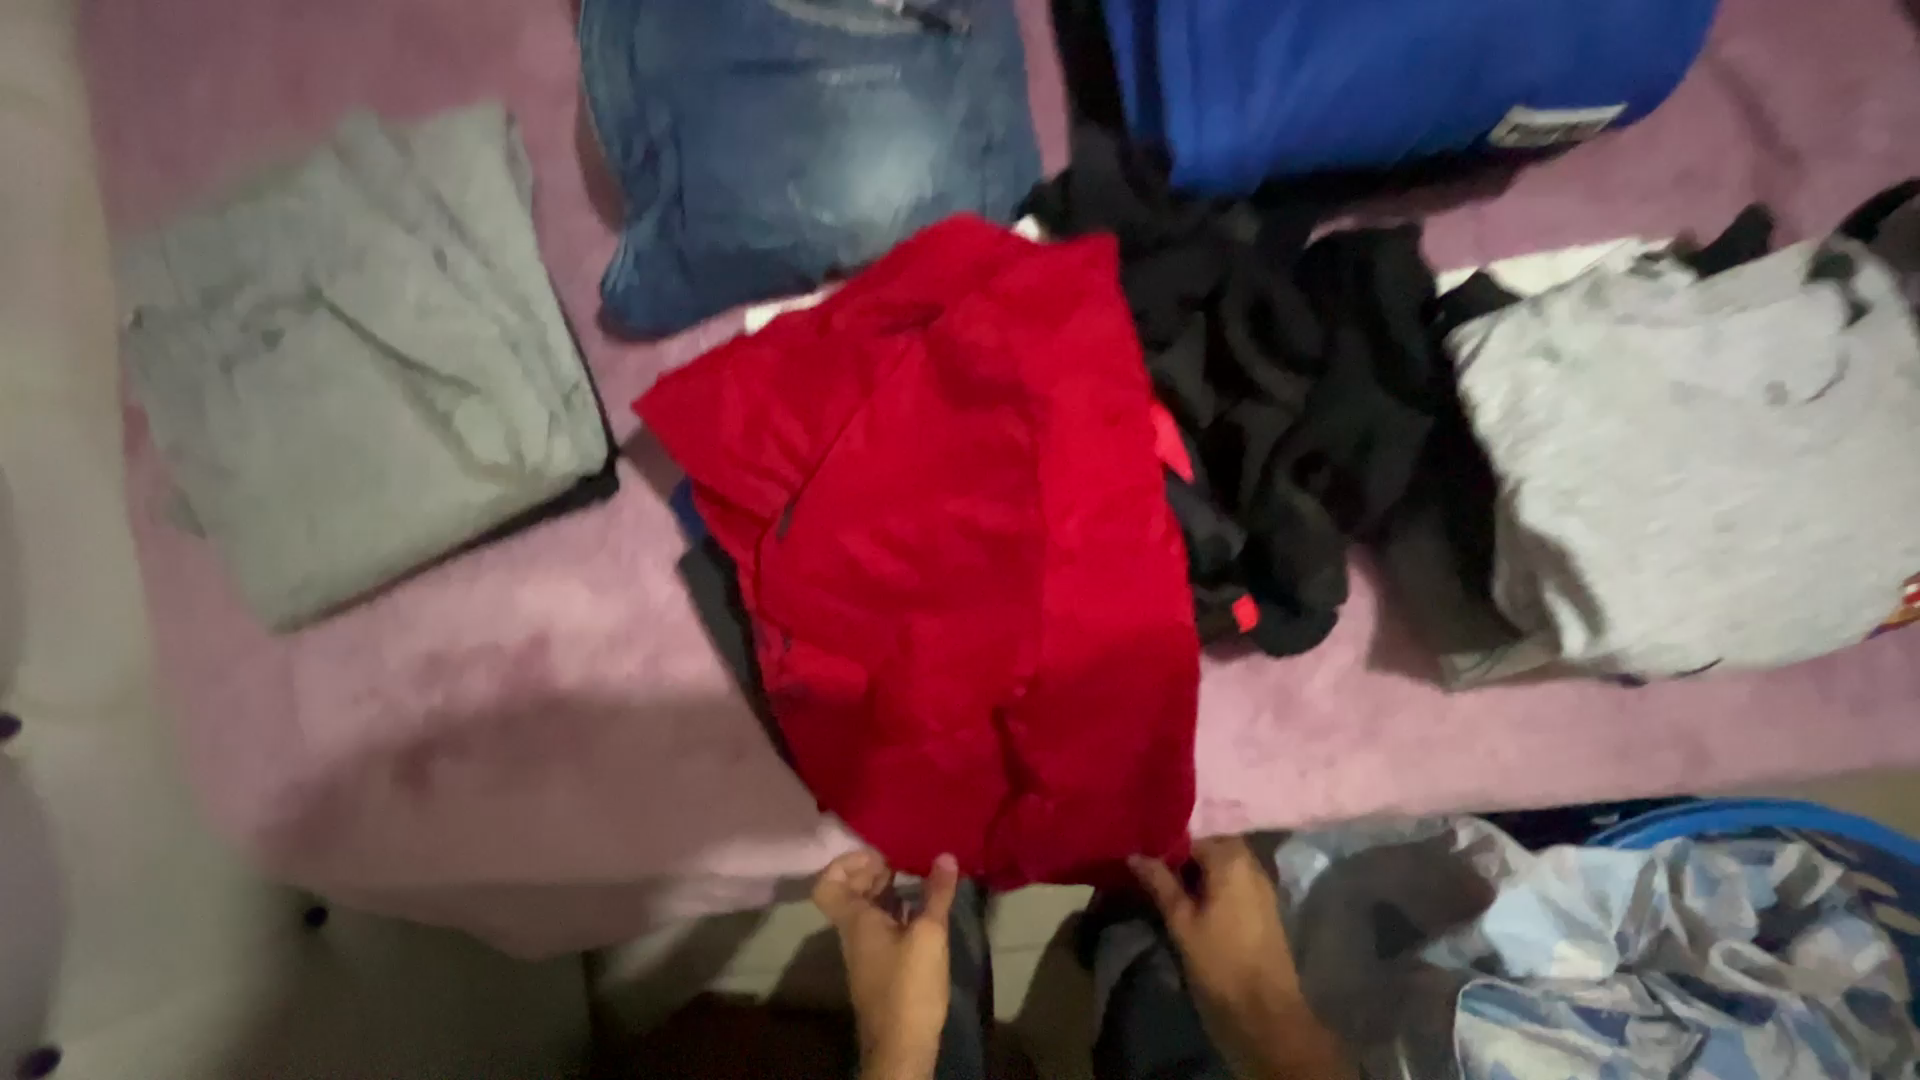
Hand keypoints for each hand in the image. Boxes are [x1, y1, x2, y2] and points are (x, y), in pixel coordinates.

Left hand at [811, 850, 959, 1079]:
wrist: (901, 1048)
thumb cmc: (909, 986)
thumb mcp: (929, 935)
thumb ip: (936, 894)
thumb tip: (945, 855)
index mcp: (855, 921)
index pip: (828, 882)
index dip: (847, 861)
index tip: (879, 854)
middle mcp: (853, 932)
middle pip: (848, 892)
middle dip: (871, 870)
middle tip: (900, 858)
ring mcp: (866, 950)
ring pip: (865, 908)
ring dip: (884, 889)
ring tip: (913, 874)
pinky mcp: (880, 965)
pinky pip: (880, 924)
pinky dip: (895, 909)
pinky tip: (919, 906)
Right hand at [1130, 837, 1353, 1079]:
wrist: (1266, 1013)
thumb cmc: (1220, 961)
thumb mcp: (1181, 920)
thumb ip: (1159, 882)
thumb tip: (1134, 854)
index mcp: (1231, 859)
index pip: (1192, 832)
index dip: (1164, 838)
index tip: (1140, 843)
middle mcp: (1250, 862)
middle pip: (1209, 843)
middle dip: (1181, 850)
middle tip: (1149, 859)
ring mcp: (1260, 884)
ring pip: (1221, 861)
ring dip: (1195, 866)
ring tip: (1164, 876)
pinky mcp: (1263, 905)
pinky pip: (1232, 878)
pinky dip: (1210, 880)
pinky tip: (1189, 894)